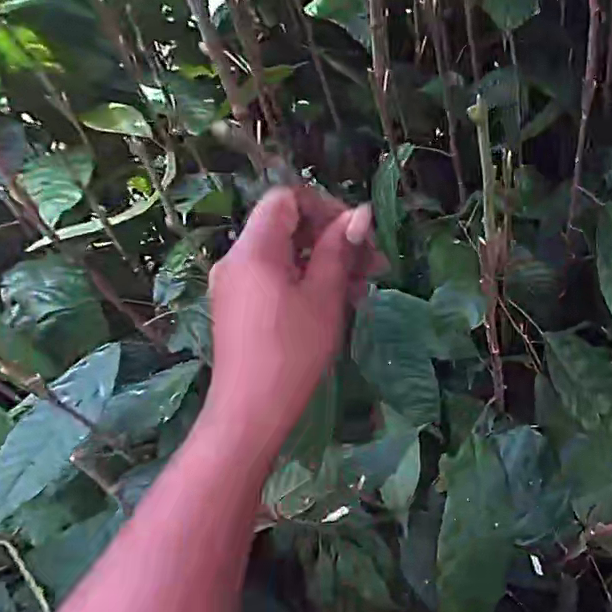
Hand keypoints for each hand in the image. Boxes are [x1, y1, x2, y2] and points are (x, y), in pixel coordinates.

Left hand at [200, 186, 380, 445]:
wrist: (251, 412)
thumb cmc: (293, 351)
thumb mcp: (324, 296)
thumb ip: (340, 249)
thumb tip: (360, 213)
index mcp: (254, 249)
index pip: (286, 199)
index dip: (325, 207)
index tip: (358, 234)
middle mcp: (238, 259)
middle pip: (288, 225)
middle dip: (333, 237)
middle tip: (374, 262)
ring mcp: (237, 284)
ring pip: (287, 253)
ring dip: (327, 260)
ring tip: (365, 285)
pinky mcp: (242, 305)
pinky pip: (278, 276)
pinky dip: (309, 279)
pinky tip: (342, 299)